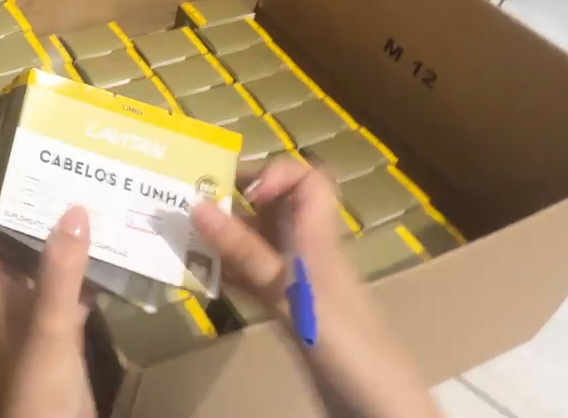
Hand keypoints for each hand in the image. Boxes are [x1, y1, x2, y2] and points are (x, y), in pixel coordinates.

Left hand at [0, 180, 96, 417]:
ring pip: (37, 264)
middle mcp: (11, 296)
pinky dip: (86, 272)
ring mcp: (38, 317)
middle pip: (1, 244)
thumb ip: (60, 270)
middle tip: (36, 170)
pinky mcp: (65, 335)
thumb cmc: (37, 384)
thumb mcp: (50, 322)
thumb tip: (72, 208)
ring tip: (76, 197)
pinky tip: (109, 254)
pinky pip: (71, 290)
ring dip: (52, 236)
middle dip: (12, 209)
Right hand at [191, 159, 440, 417]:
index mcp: (319, 238)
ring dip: (223, 235)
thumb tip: (196, 202)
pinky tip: (200, 275)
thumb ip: (246, 252)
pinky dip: (227, 272)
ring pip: (258, 242)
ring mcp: (299, 283)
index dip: (277, 173)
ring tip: (183, 235)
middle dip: (234, 198)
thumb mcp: (294, 294)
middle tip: (189, 202)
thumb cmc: (348, 345)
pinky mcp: (290, 313)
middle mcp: (308, 252)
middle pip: (274, 207)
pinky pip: (253, 278)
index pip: (309, 180)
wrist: (384, 415)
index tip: (241, 190)